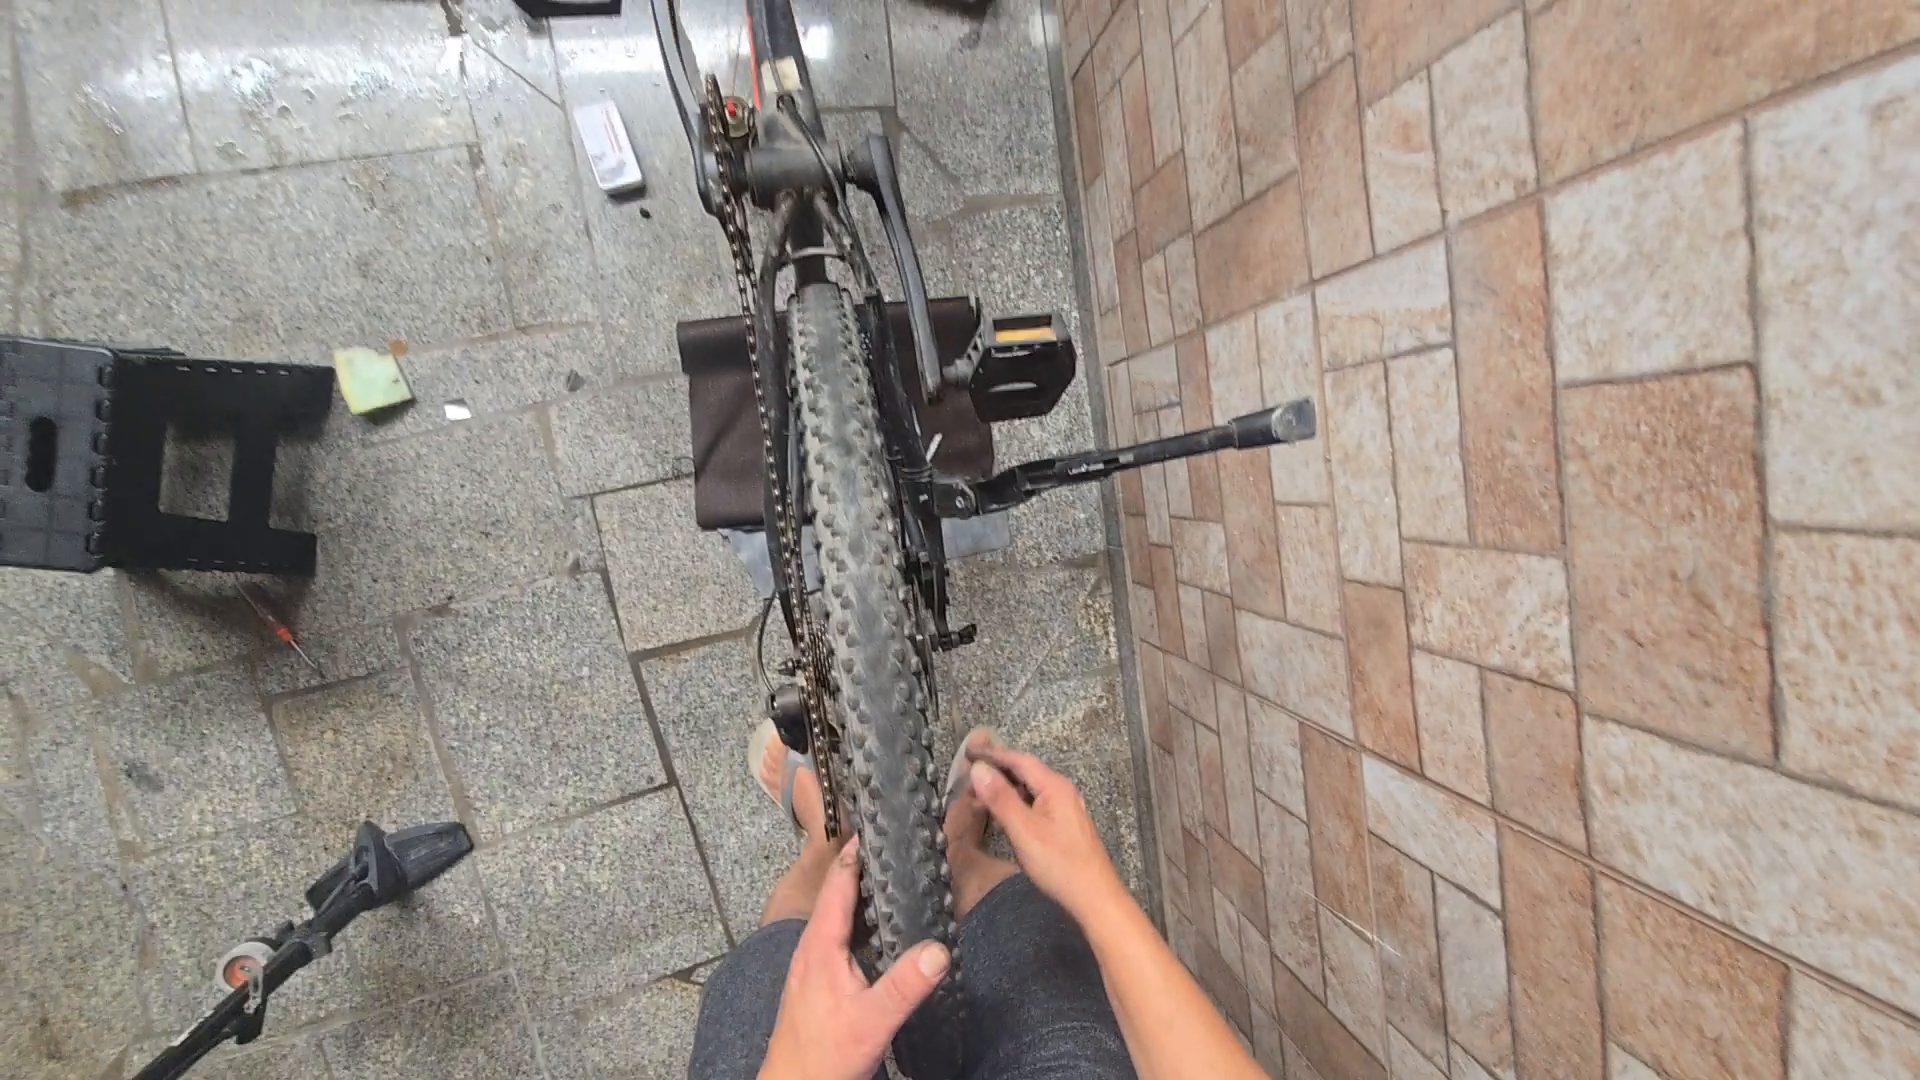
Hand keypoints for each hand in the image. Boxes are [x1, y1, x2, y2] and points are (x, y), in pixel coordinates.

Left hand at [758, 838, 951, 1079]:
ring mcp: (812, 961)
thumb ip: (905, 984)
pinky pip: (838, 930)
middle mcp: (812, 943)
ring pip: (836, 911)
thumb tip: (939, 949)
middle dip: (862, 863)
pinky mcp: (818, 977)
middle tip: (895, 841)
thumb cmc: (824, 1058)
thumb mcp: (872, 1021)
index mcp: (821, 941)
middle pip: (837, 890)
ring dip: (860, 889)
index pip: (839, 880)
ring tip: (891, 873)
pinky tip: (878, 924)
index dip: (858, 850)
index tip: (881, 823)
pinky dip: (857, 915)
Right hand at [968, 747, 1127, 921]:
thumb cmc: (1059, 864)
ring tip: (980, 796)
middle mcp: (1062, 791)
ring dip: (1005, 789)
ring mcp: (1066, 808)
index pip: (1019, 760)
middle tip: (969, 776)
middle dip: (997, 771)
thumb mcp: (1024, 830)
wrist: (1095, 898)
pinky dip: (1016, 803)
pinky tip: (1004, 815)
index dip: (993, 753)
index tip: (969, 751)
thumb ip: (1000, 798)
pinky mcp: (1065, 824)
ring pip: (1030, 789)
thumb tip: (978, 769)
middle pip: (1025, 772)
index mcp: (1055, 786)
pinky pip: (1036, 803)